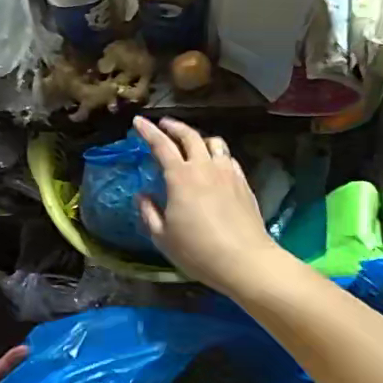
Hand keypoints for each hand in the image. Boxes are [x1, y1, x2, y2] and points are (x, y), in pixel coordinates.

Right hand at [133, 116, 280, 290]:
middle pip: (190, 136)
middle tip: (164, 125)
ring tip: (192, 142)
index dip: (148, 131)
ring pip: (214, 143)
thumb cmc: (197, 250)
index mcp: (180, 177)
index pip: (161, 145)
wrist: (244, 260)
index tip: (138, 121)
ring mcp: (228, 173)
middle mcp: (204, 167)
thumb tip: (143, 197)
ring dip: (199, 138)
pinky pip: (228, 158)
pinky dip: (217, 154)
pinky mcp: (244, 183)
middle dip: (174, 127)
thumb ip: (149, 213)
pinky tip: (214, 164)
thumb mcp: (162, 237)